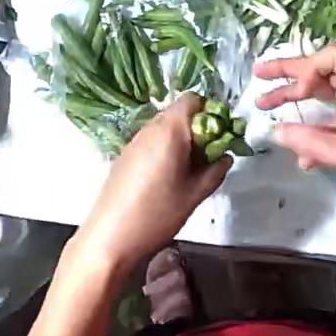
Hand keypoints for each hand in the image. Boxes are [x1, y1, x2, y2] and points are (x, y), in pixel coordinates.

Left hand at [71, 95, 231, 277]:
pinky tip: (167, 178)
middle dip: (197, 129)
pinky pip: (151, 141)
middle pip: (179, 113)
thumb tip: (225, 156)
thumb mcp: (194, 194)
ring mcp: (134, 141)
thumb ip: (215, 171)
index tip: (220, 136)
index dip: (210, 112)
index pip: (192, 99)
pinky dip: (164, 149)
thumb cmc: (156, 214)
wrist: (110, 236)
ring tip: (189, 170)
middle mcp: (150, 128)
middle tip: (209, 156)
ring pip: (164, 128)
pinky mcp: (124, 155)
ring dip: (180, 140)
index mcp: (169, 131)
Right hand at [255, 44, 335, 219]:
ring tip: (264, 105)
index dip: (309, 68)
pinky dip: (314, 129)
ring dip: (296, 100)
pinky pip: (333, 118)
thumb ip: (310, 142)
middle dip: (290, 74)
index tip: (297, 91)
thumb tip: (273, 132)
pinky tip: (298, 152)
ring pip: (324, 93)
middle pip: (324, 70)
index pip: (334, 57)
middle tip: (259, 74)